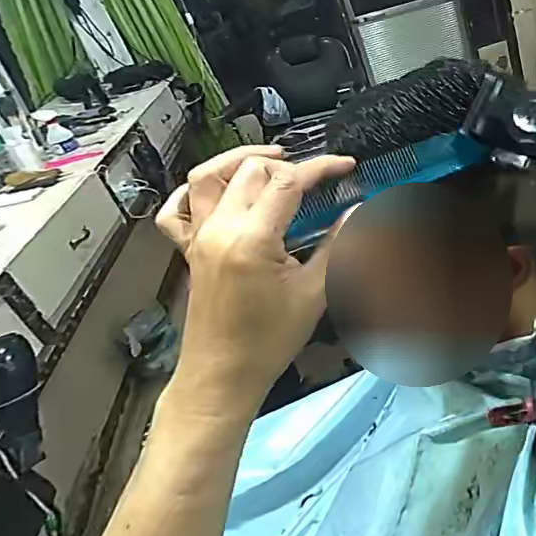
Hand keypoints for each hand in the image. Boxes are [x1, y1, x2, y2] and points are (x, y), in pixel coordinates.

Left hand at [156, 147, 355, 398]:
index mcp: (252, 240)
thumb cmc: (268, 340)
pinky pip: (176, 209)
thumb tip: (359, 211)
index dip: (321, 167)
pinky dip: (195, 191)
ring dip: (241, 159)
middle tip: (318, 175)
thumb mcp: (316, 291)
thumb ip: (340, 245)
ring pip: (208, 176)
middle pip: (251, 170)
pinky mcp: (189, 249)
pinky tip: (220, 188)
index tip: (344, 166)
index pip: (288, 181)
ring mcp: (198, 238)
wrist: (222, 375)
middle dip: (290, 164)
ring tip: (273, 160)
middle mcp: (219, 231)